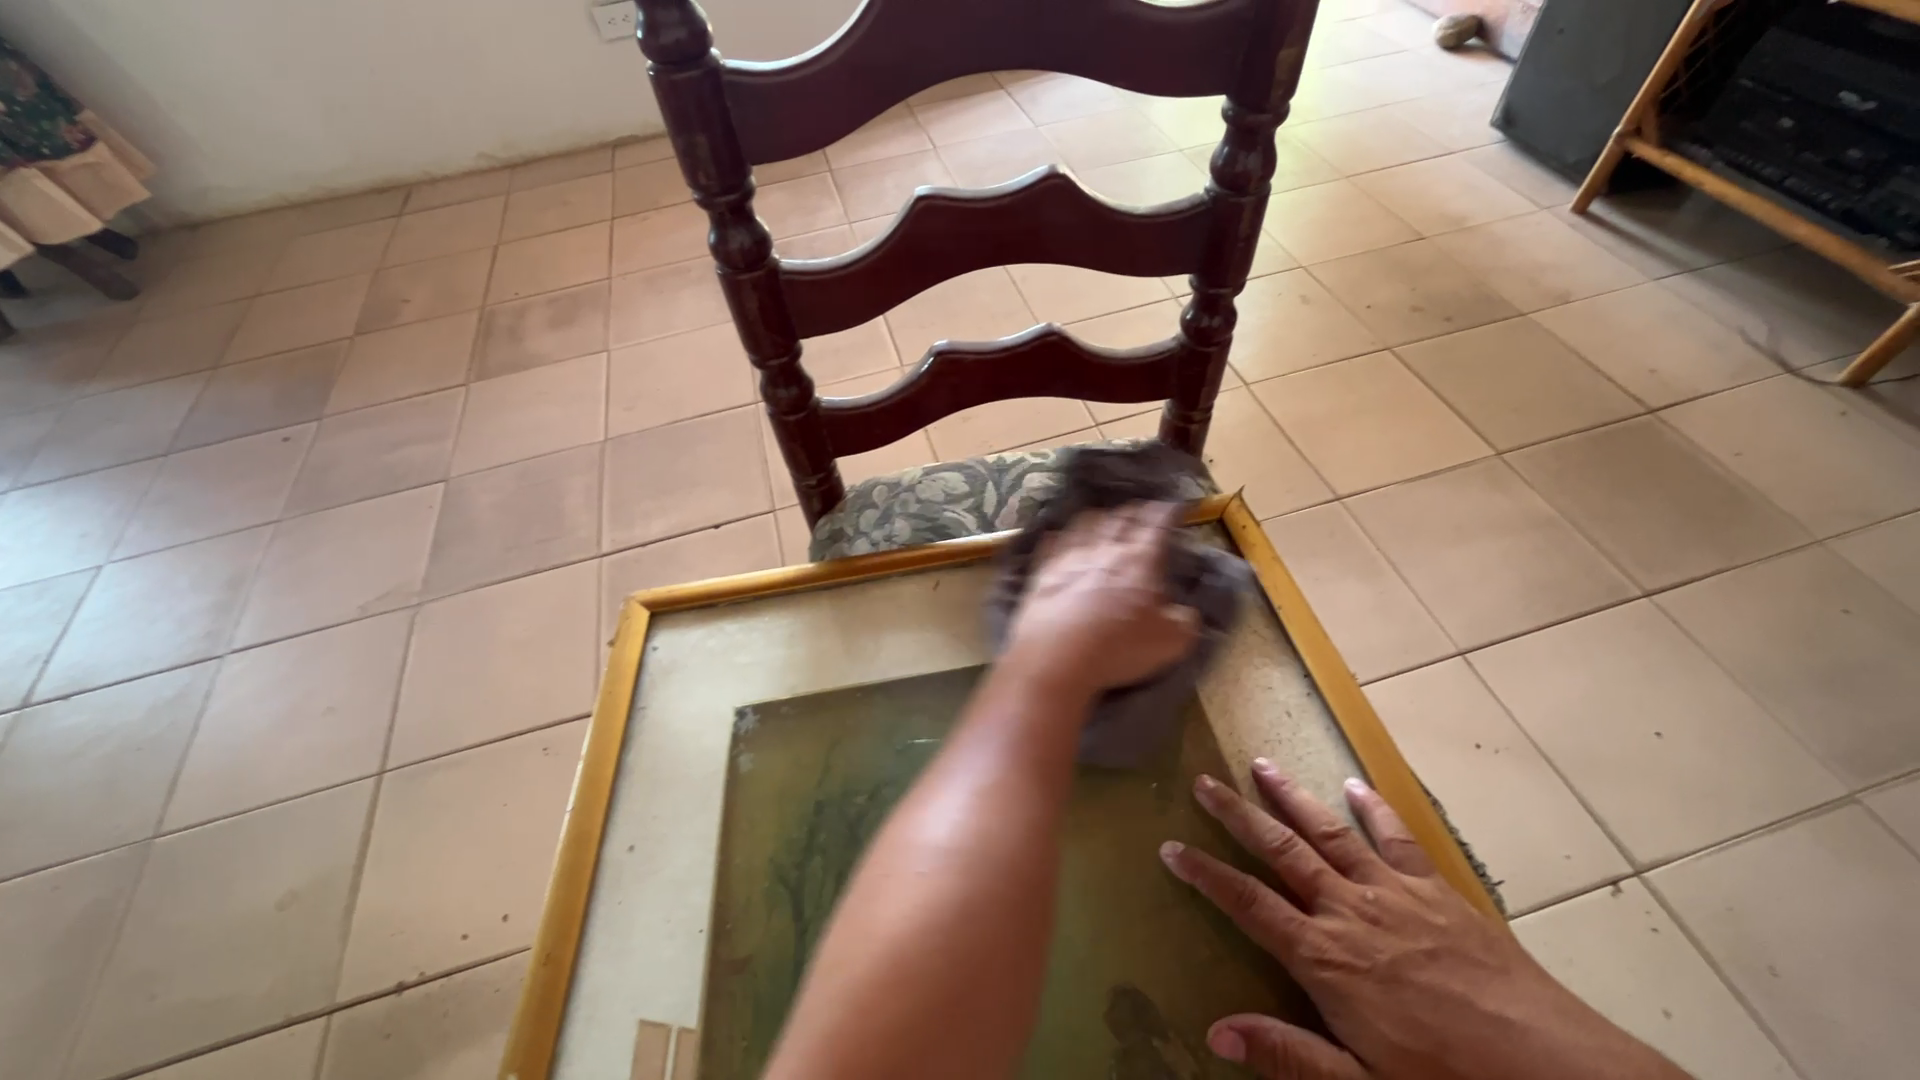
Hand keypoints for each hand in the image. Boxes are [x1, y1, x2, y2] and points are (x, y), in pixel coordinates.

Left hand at [1003, 502, 1201, 696]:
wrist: (1055, 657)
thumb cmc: (1118, 647)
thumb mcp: (1171, 641)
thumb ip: (1185, 621)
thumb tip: (1187, 612)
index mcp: (1140, 560)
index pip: (1157, 524)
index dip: (1167, 511)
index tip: (1173, 506)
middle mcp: (1105, 549)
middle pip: (1120, 517)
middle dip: (1134, 509)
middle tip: (1141, 509)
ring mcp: (1069, 557)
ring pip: (1086, 523)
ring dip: (1100, 516)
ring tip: (1104, 517)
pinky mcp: (1042, 571)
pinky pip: (1052, 542)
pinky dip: (1062, 535)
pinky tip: (1060, 536)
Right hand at [1160, 762, 1692, 1079]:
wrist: (1551, 1068)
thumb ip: (1289, 1054)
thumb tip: (1215, 1032)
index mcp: (1323, 958)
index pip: (1247, 903)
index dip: (1204, 873)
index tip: (1171, 846)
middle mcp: (1349, 911)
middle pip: (1280, 851)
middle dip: (1237, 815)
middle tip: (1204, 781)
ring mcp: (1393, 894)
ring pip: (1329, 833)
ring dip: (1291, 797)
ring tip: (1261, 764)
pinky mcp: (1435, 890)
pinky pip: (1397, 839)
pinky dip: (1373, 809)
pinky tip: (1354, 786)